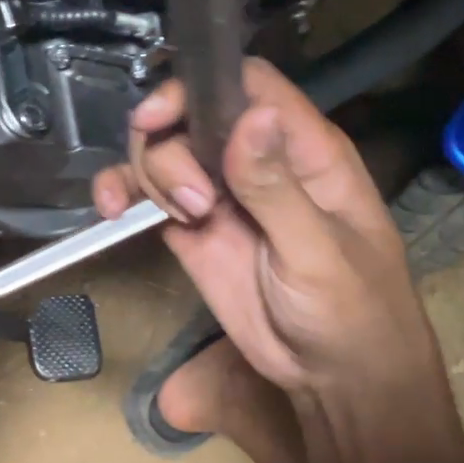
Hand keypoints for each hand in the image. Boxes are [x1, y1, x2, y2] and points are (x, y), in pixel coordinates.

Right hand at [91, 59, 441, 404]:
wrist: (333, 374)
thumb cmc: (352, 311)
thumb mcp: (318, 251)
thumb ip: (277, 187)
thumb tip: (250, 117)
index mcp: (303, 151)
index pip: (246, 87)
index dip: (198, 89)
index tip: (158, 120)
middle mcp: (255, 162)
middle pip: (189, 117)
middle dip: (169, 149)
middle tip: (189, 202)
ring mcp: (219, 195)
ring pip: (161, 153)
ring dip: (148, 175)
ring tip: (179, 218)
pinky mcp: (190, 229)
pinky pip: (146, 197)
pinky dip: (122, 195)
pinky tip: (111, 211)